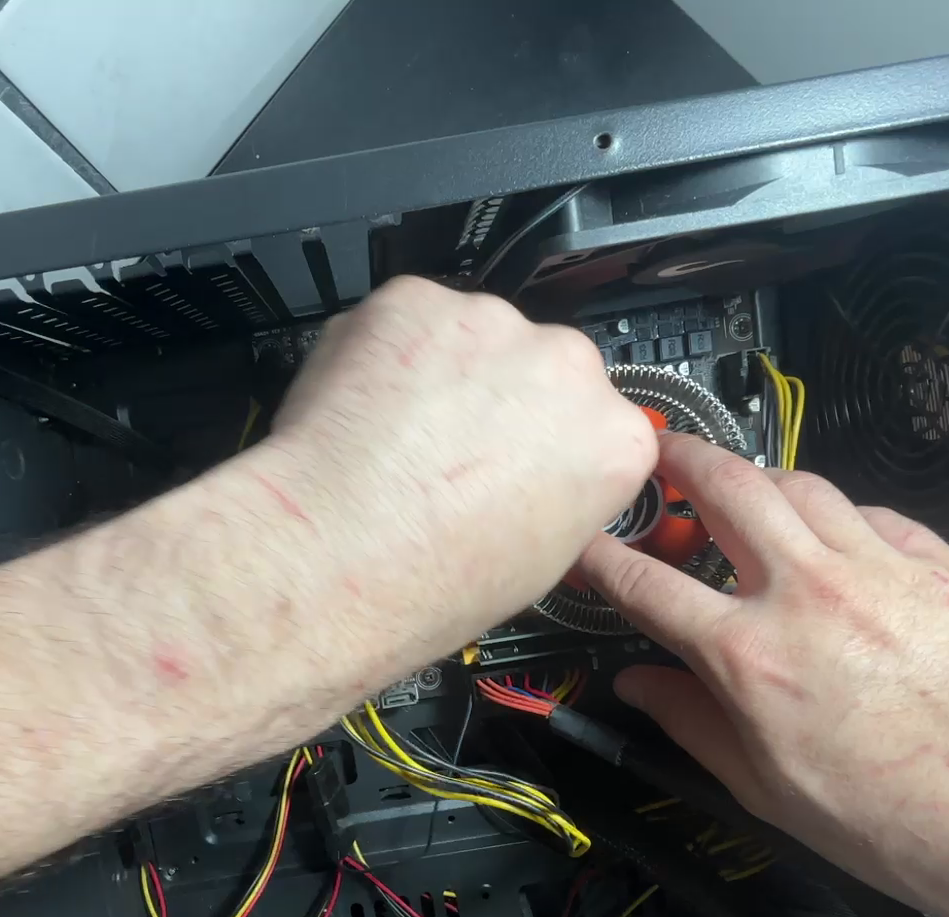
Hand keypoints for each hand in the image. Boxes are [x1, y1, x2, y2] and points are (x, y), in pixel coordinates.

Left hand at [262, 276, 656, 646]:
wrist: (336, 556)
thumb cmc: (429, 583)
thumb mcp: (535, 565)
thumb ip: (557, 495)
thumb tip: (530, 475)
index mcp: (612, 439)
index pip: (596, 422)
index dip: (544, 445)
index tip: (514, 460)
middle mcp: (566, 366)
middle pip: (538, 368)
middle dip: (499, 400)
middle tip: (446, 449)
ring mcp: (489, 324)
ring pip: (470, 338)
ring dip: (443, 373)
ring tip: (397, 436)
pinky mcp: (414, 301)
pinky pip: (408, 320)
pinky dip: (387, 353)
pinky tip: (368, 409)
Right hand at [576, 433, 948, 916]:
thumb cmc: (913, 825)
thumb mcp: (769, 790)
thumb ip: (691, 723)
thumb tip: (640, 685)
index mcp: (752, 655)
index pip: (645, 585)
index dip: (599, 555)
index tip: (582, 540)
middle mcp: (808, 593)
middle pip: (726, 489)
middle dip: (681, 459)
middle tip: (662, 451)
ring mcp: (882, 568)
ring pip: (800, 484)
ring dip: (757, 478)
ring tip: (743, 492)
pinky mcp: (946, 564)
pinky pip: (871, 512)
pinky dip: (835, 513)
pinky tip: (833, 538)